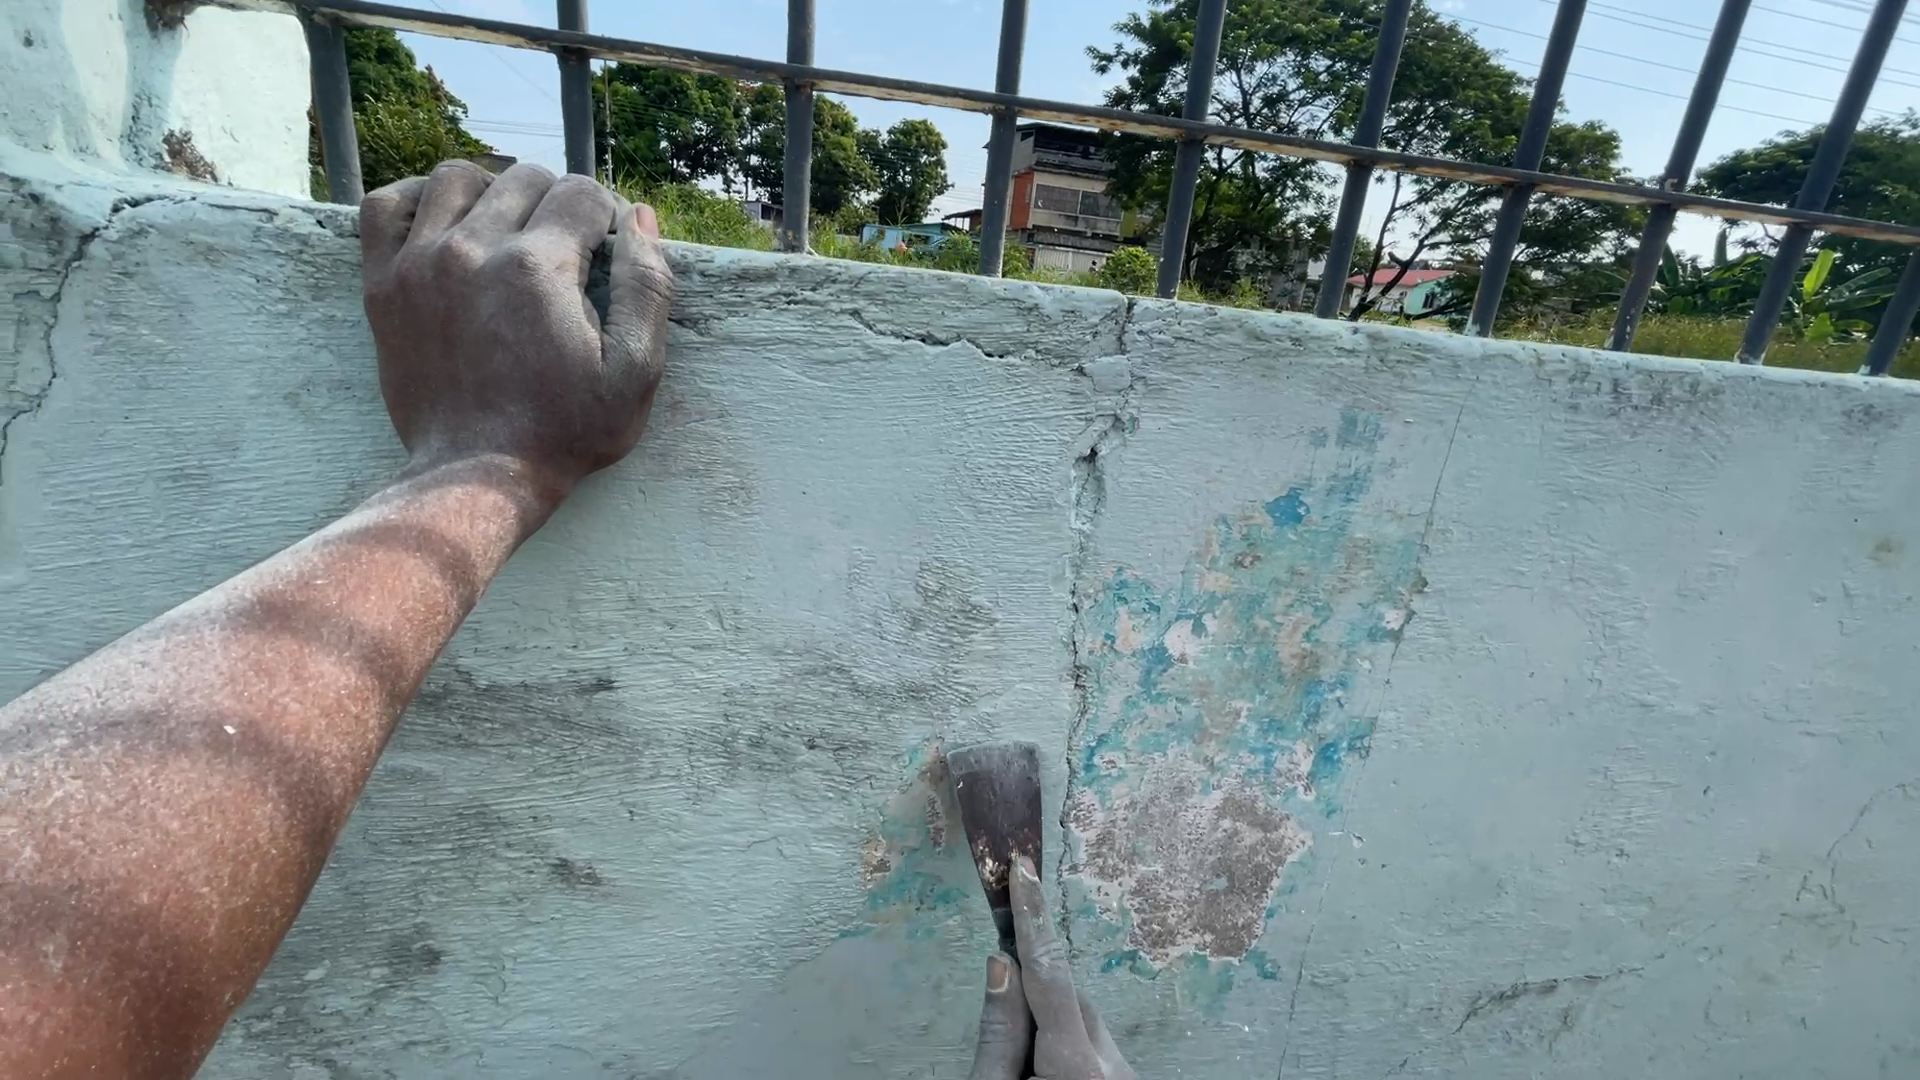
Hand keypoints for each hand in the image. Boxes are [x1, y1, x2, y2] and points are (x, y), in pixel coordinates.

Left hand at [358, 160, 672, 496]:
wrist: (481, 473)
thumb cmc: (569, 430)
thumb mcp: (636, 372)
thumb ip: (647, 290)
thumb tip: (643, 220)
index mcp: (541, 269)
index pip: (583, 195)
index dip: (612, 216)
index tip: (616, 248)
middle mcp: (474, 249)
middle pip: (525, 179)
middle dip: (564, 202)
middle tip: (579, 246)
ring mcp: (420, 262)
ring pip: (459, 177)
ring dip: (500, 192)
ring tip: (521, 230)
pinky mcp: (385, 284)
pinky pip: (388, 203)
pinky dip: (423, 197)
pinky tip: (452, 221)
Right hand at [970, 856, 1134, 1079]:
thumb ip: (999, 1033)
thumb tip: (1001, 963)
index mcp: (1077, 1071)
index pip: (1049, 975)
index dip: (1032, 917)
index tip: (1023, 868)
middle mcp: (1114, 1068)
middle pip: (1067, 998)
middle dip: (1033, 988)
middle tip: (1002, 1009)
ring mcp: (1126, 1075)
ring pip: (1081, 1018)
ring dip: (1049, 1020)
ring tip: (1021, 1060)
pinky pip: (1093, 1042)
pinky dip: (1066, 1040)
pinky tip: (1046, 1068)